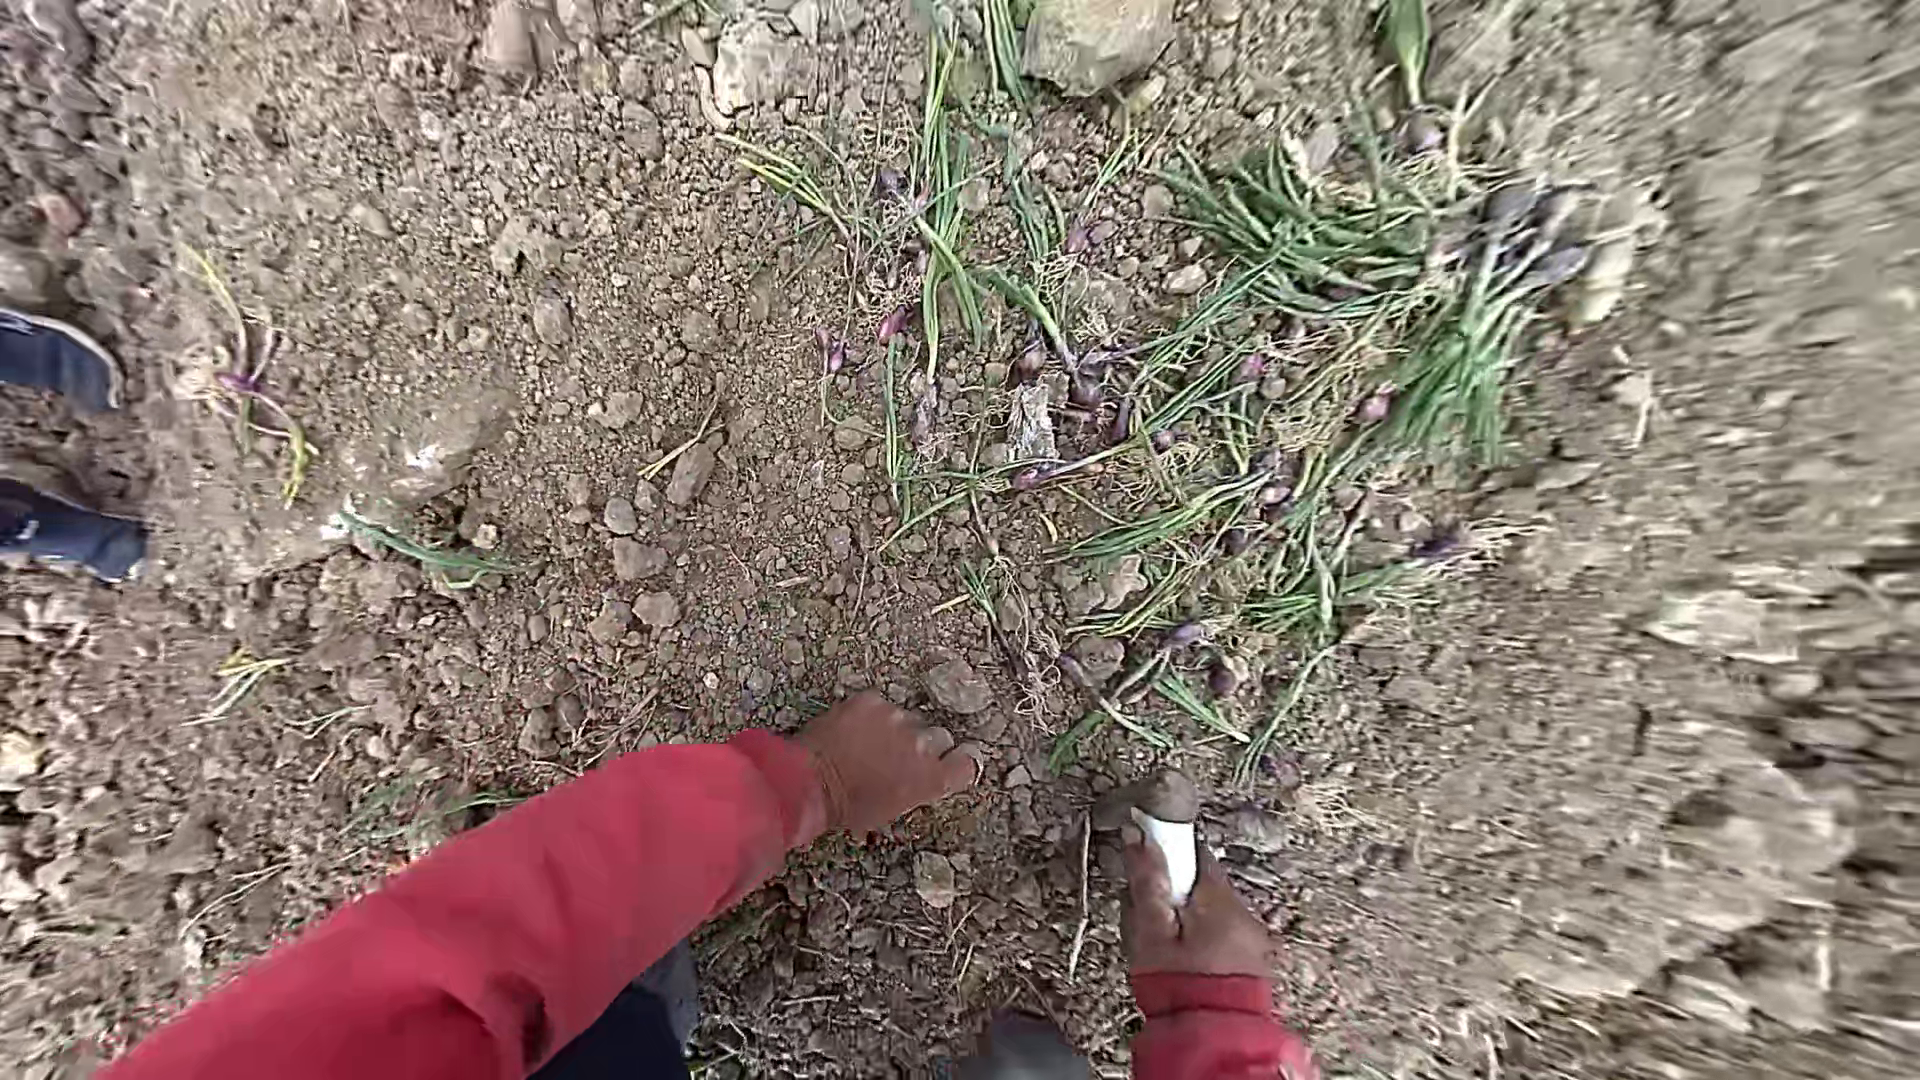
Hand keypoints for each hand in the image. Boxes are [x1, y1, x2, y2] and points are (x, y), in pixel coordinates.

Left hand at [795, 692, 980, 832]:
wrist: (810, 780)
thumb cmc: (846, 807)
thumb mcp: (890, 811)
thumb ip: (916, 788)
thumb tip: (921, 778)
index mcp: (930, 778)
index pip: (966, 764)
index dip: (958, 761)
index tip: (950, 761)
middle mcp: (921, 744)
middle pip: (938, 736)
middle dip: (923, 744)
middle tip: (898, 755)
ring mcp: (897, 718)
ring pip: (907, 718)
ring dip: (893, 728)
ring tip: (867, 743)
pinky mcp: (873, 700)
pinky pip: (880, 704)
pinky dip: (870, 714)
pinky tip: (853, 730)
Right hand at [1123, 829, 1271, 978]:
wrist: (1211, 1046)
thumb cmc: (1179, 988)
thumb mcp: (1151, 927)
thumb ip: (1147, 878)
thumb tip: (1138, 836)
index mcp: (1221, 900)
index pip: (1192, 850)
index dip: (1166, 855)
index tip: (1149, 865)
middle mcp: (1244, 914)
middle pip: (1201, 882)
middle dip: (1177, 892)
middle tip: (1155, 917)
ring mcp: (1252, 940)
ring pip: (1211, 909)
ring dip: (1190, 917)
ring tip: (1169, 943)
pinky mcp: (1254, 963)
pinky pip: (1223, 933)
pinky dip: (1205, 938)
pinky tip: (1187, 960)